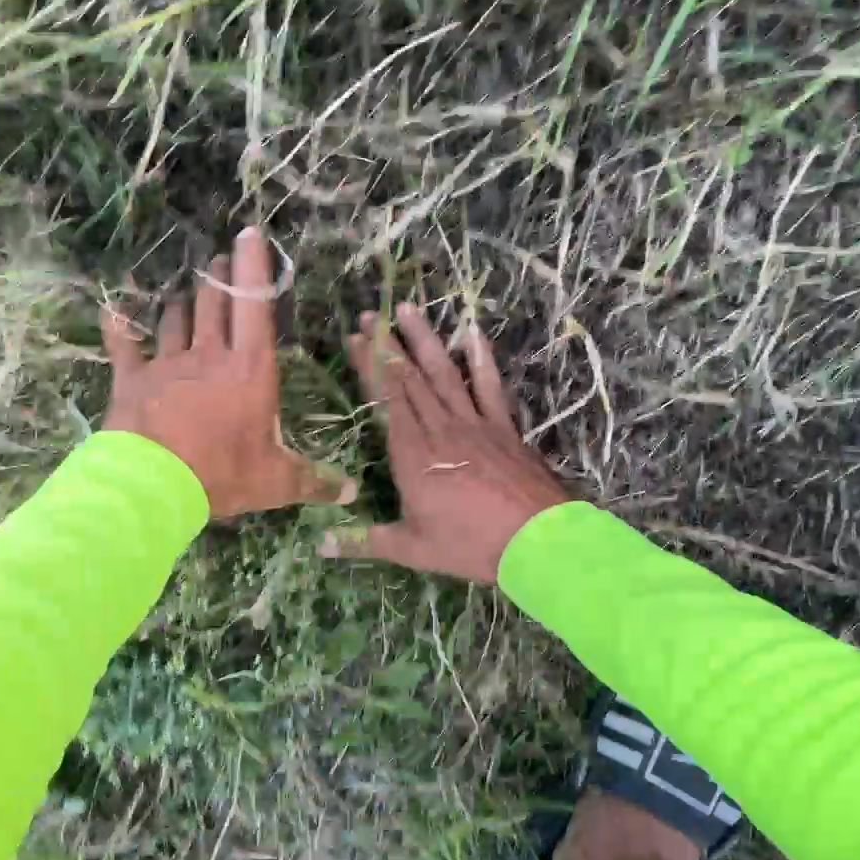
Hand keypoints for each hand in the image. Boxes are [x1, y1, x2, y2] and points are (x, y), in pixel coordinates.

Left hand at [101, 227, 354, 517]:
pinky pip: (123, 344)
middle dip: (218, 276)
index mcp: (249, 369)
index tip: (249, 234)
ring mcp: (166, 363)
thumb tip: (350, 493)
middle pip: (214, 302)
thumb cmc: (222, 475)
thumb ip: (312, 480)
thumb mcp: (275, 482)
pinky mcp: (131, 378)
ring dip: (180, 303)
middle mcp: (208, 354)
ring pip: (174, 319)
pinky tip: (112, 311)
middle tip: (218, 259)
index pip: (254, 304)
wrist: (153, 483)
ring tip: (183, 293)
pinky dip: (118, 328)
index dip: (253, 266)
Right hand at [321, 304, 570, 582]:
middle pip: (410, 379)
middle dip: (388, 345)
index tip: (354, 339)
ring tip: (409, 310)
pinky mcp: (504, 428)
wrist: (538, 541)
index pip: (386, 399)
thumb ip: (365, 542)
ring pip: (445, 373)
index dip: (369, 367)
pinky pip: (490, 387)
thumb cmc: (470, 546)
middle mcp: (441, 429)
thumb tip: (321, 546)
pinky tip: (473, 335)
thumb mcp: (412, 549)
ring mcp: (475, 424)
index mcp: (413, 455)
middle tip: (370, 315)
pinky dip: (481, 360)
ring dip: (425, 340)